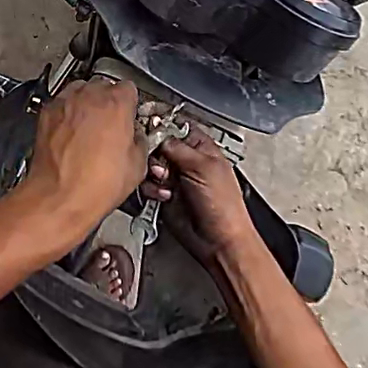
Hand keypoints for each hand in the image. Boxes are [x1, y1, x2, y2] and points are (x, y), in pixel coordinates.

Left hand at [14, 78, 145, 245]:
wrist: (60, 194)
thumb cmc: (94, 183)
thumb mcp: (137, 165)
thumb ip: (140, 139)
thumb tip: (136, 136)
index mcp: (116, 103)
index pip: (129, 88)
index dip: (131, 102)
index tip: (130, 113)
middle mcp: (88, 96)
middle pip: (103, 85)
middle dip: (108, 101)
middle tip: (112, 123)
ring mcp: (65, 102)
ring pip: (80, 90)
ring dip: (86, 103)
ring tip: (91, 128)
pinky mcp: (47, 112)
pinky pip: (62, 103)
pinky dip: (67, 112)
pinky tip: (72, 133)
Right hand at [141, 126, 253, 261]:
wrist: (217, 241)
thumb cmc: (222, 205)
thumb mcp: (202, 167)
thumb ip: (175, 145)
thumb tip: (154, 129)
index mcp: (199, 147)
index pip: (173, 125)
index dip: (159, 126)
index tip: (149, 130)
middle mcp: (184, 159)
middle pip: (155, 144)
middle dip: (153, 154)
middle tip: (161, 164)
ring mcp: (172, 176)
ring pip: (147, 163)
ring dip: (152, 174)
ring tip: (165, 183)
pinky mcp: (162, 193)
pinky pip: (145, 183)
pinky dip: (151, 189)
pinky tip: (164, 196)